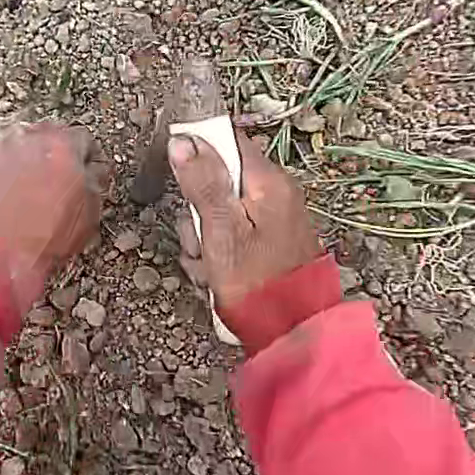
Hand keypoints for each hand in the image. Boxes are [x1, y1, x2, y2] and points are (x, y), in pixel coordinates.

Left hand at [0, 122, 108, 301]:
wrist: (12, 252)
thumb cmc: (52, 234)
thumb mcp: (92, 207)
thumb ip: (96, 177)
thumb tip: (94, 167)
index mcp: (66, 148)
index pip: (84, 137)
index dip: (90, 156)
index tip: (89, 169)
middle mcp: (36, 141)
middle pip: (56, 132)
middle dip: (63, 150)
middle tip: (66, 171)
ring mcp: (10, 149)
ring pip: (30, 137)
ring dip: (38, 150)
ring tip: (42, 173)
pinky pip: (8, 147)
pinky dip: (16, 156)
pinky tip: (21, 175)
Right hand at [169, 129, 322, 309]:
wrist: (292, 333)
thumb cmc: (258, 283)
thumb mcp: (222, 230)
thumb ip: (203, 183)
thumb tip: (184, 141)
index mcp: (268, 183)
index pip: (229, 142)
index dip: (200, 152)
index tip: (182, 176)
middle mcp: (274, 197)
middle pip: (219, 183)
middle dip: (198, 214)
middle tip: (201, 240)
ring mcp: (272, 222)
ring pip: (220, 216)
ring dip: (204, 241)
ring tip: (209, 268)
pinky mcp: (267, 246)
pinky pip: (231, 238)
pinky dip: (218, 257)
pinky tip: (217, 278)